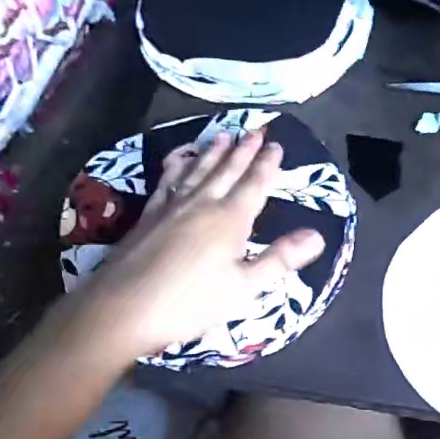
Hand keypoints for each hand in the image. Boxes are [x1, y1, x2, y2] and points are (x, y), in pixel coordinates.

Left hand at [75, 127, 325, 358]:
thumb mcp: (245, 287)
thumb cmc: (190, 302)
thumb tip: (317, 236)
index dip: (267, 164)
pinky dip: (177, 166)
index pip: (254, 185)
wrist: (122, 308)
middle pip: (227, 170)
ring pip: (197, 171)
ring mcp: (172, 207)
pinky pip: (168, 181)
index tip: (276, 144)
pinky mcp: (148, 216)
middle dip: (243, 150)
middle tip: (255, 130)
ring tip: (222, 134)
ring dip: (212, 152)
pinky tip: (178, 160)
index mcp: (230, 219)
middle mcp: (202, 204)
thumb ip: (280, 259)